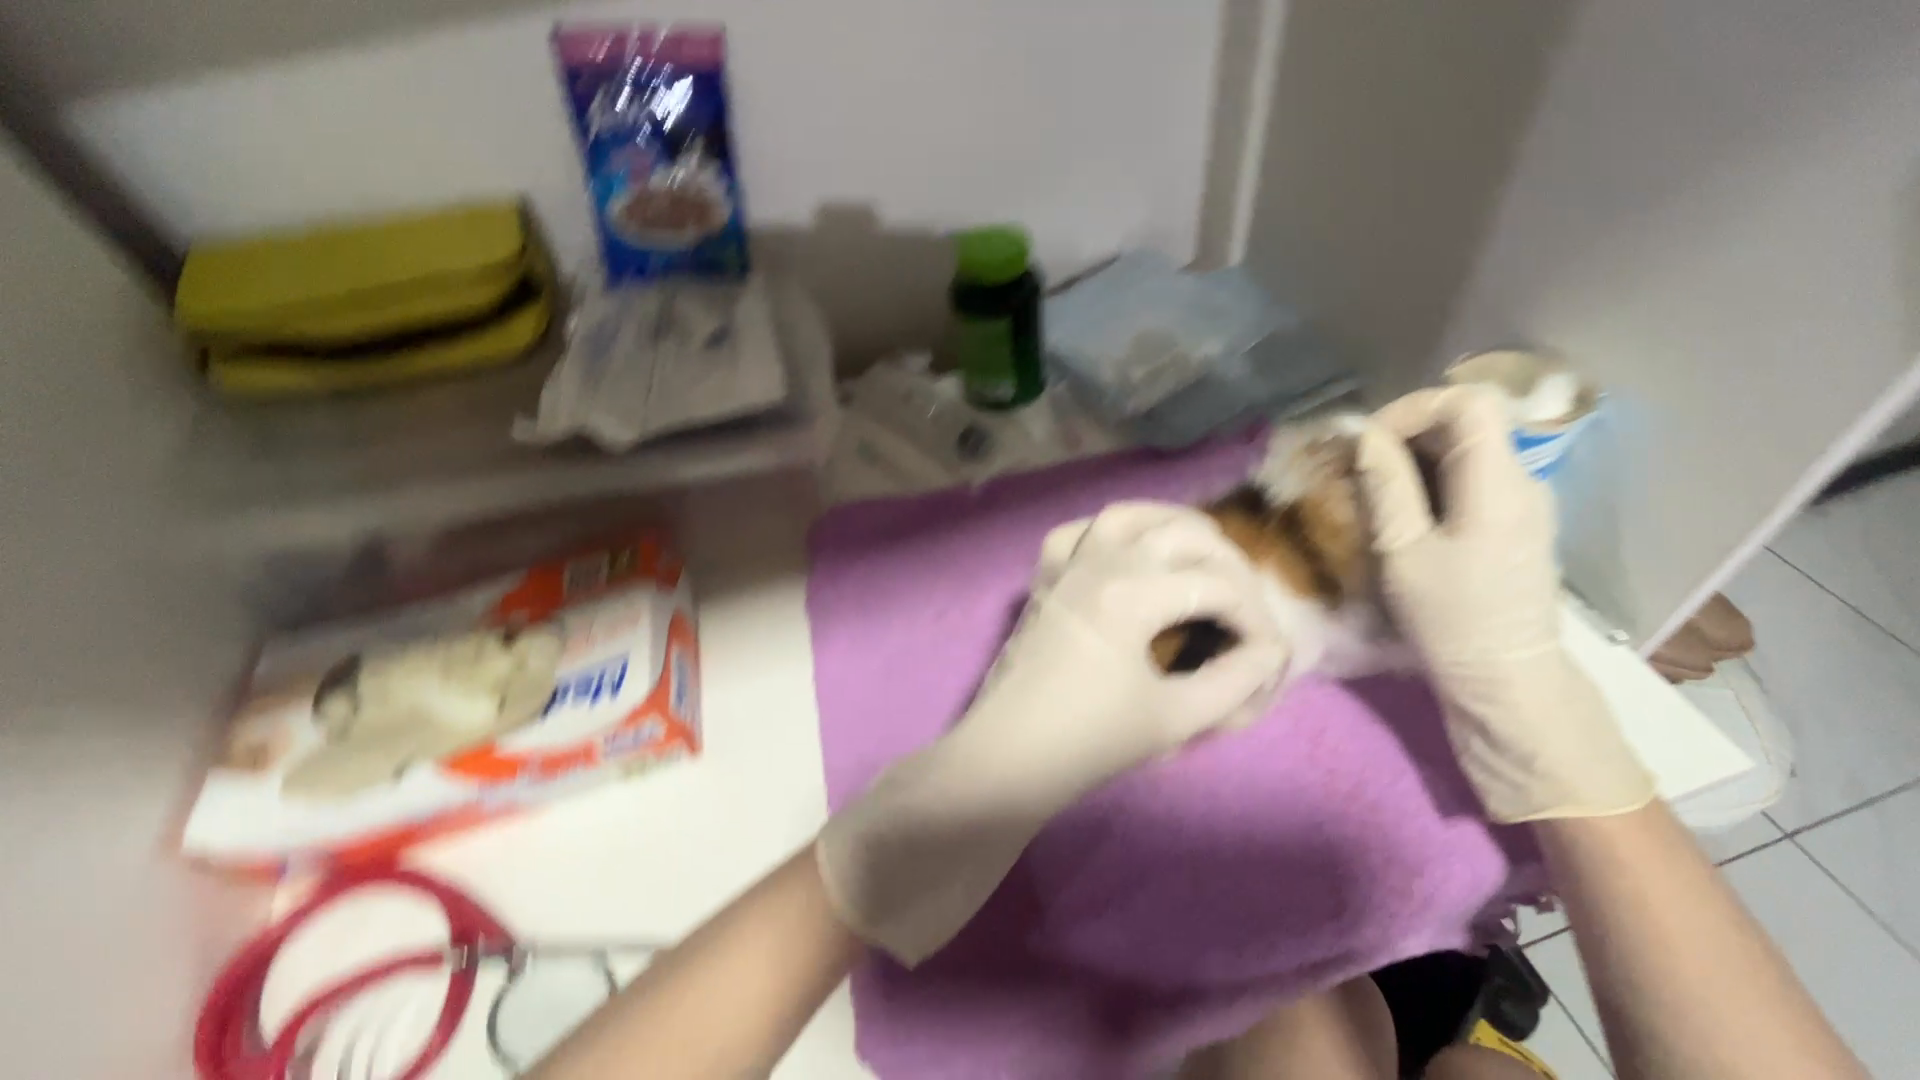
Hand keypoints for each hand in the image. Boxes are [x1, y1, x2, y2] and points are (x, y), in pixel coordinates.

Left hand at [817, 501, 1286, 963]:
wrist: (1008, 757)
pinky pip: (1078, 531)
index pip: (1218, 586)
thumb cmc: (1090, 743)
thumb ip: (1234, 682)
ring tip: (1205, 554)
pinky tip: (1130, 551)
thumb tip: (1270, 652)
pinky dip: (1112, 531)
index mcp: (1131, 595)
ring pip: (1129, 515)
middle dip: (1229, 564)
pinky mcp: (1044, 578)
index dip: (1256, 617)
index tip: (1267, 654)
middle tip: (1247, 605)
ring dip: (1175, 525)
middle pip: (1185, 532)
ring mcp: (1066, 566)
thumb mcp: (1175, 719)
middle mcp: (1099, 562)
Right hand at [1353, 387, 1654, 822]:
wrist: (1507, 681)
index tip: (1370, 441)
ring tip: (1374, 492)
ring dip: (1418, 459)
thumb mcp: (1403, 552)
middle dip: (1408, 434)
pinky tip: (1406, 516)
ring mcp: (1526, 504)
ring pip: (1470, 452)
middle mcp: (1523, 481)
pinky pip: (1476, 481)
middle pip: (1469, 424)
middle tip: (1360, 468)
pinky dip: (1435, 482)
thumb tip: (1366, 436)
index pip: (1469, 402)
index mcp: (1499, 482)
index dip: (1414, 407)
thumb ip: (1386, 486)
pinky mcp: (1519, 525)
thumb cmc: (1451, 619)